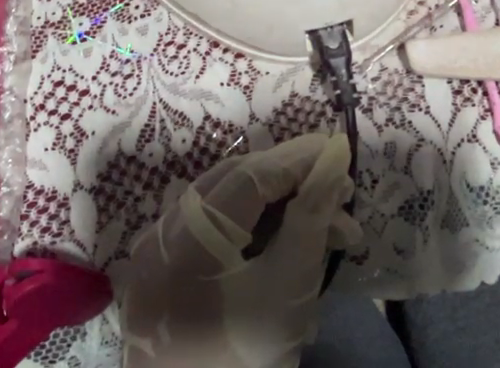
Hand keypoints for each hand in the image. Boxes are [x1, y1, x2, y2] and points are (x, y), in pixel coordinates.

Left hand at [115, 133, 360, 367]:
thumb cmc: (246, 360)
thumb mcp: (289, 288)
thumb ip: (312, 216)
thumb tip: (333, 157)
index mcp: (186, 235)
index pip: (250, 174)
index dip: (299, 159)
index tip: (340, 152)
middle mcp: (161, 232)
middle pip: (235, 184)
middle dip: (293, 183)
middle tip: (344, 195)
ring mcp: (155, 254)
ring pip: (225, 206)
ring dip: (279, 209)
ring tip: (332, 230)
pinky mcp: (161, 275)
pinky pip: (211, 232)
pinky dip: (252, 230)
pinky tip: (291, 242)